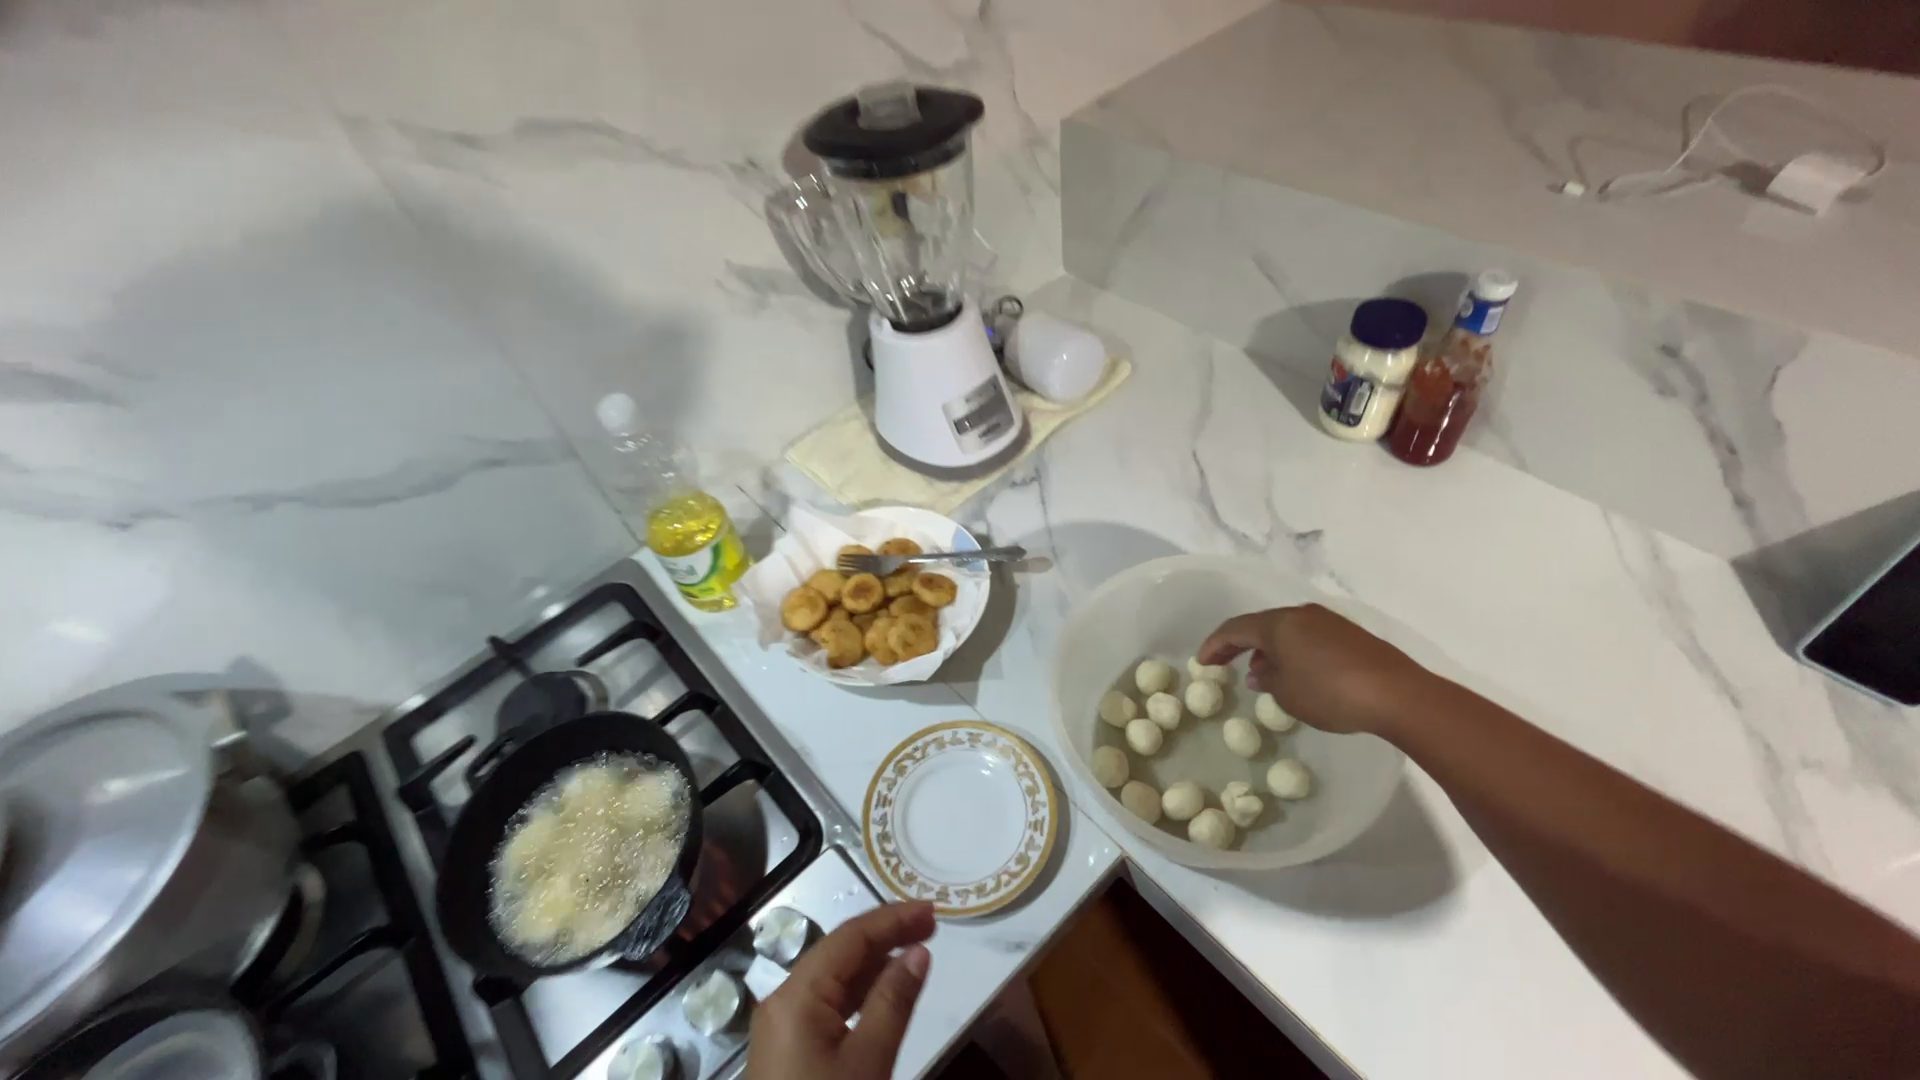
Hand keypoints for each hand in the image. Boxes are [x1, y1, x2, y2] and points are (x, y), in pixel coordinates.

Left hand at [747, 902, 934, 1079]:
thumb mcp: (868, 1062)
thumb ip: (894, 1001)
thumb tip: (919, 952)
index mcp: (797, 994)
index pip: (850, 938)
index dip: (892, 919)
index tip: (932, 911)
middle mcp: (784, 999)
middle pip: (839, 951)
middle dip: (885, 933)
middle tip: (931, 924)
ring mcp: (784, 1024)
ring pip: (834, 976)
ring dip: (875, 959)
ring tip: (916, 947)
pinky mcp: (790, 1048)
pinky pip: (828, 1002)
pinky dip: (860, 989)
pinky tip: (886, 987)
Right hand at [1197, 604, 1429, 736]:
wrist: (1398, 694)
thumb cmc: (1331, 693)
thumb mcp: (1288, 694)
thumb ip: (1267, 680)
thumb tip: (1259, 672)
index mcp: (1279, 624)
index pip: (1235, 629)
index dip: (1214, 645)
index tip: (1201, 662)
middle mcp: (1301, 615)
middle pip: (1261, 625)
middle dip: (1240, 646)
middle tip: (1225, 665)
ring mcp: (1328, 622)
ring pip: (1286, 631)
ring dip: (1268, 650)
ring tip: (1261, 676)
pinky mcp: (1349, 635)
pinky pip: (1307, 637)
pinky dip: (1292, 652)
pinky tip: (1295, 674)